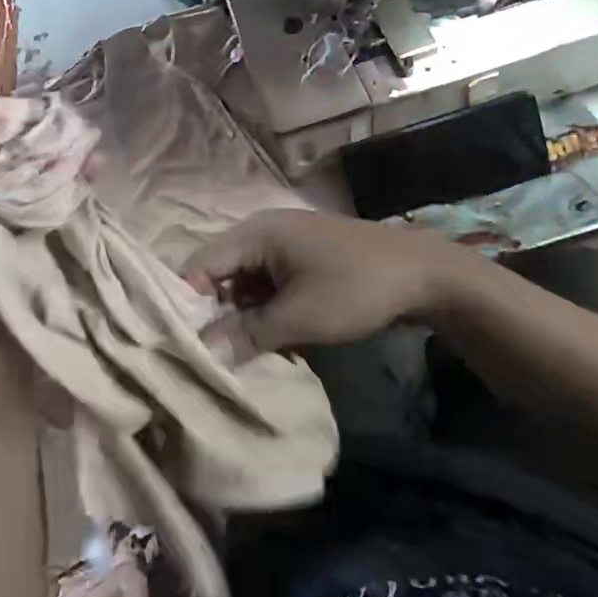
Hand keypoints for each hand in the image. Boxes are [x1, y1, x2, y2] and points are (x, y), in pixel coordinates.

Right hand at [182, 209, 490, 353]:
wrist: (423, 274)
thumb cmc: (356, 288)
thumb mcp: (300, 316)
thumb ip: (247, 334)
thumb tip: (202, 353)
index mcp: (257, 234)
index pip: (200, 265)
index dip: (185, 304)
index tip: (174, 348)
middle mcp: (264, 234)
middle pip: (220, 277)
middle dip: (213, 317)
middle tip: (202, 362)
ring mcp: (285, 250)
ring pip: (245, 288)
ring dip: (240, 322)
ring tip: (230, 363)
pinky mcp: (302, 267)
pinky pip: (268, 292)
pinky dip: (264, 317)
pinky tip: (263, 349)